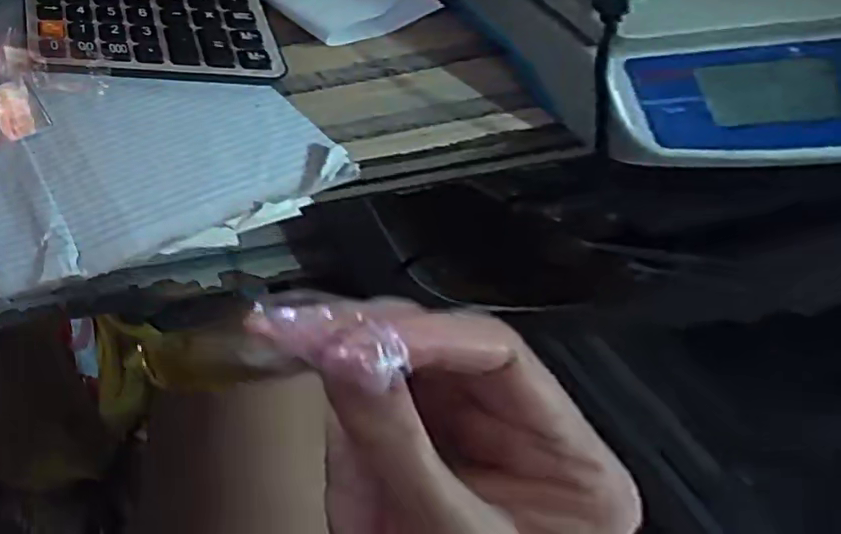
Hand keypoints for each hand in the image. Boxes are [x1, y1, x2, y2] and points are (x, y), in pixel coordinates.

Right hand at [248, 300, 640, 533]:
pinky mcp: (383, 415)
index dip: (424, 333)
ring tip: (278, 327)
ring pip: (383, 340)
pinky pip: (349, 365)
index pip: (495, 355)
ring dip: (327, 328)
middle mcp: (502, 420)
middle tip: (298, 327)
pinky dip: (311, 347)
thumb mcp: (444, 532)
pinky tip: (280, 334)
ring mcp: (439, 415)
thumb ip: (396, 440)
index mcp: (562, 457)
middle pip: (432, 338)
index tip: (350, 338)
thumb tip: (339, 349)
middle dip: (361, 327)